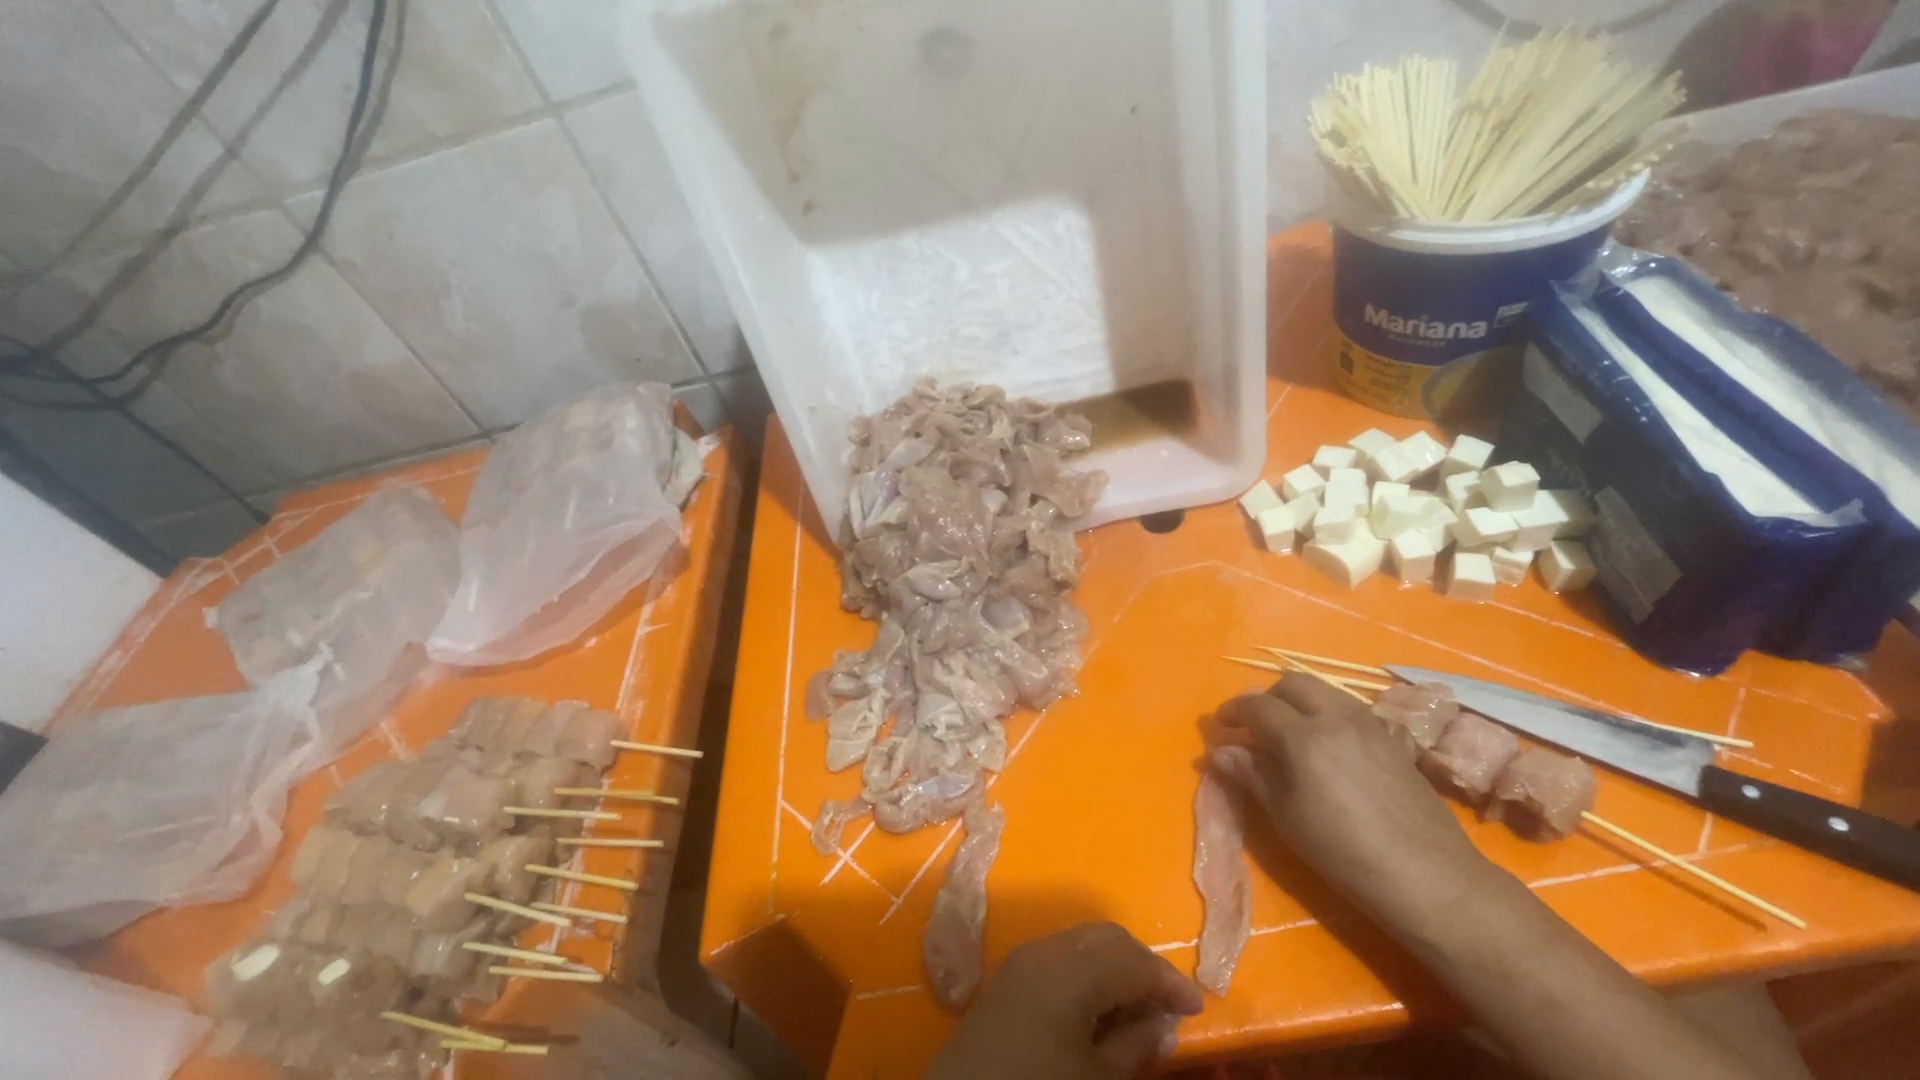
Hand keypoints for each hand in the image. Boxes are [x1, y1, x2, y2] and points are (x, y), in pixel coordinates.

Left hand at [925, 922, 1204, 1079]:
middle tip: (1167, 1005)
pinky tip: (1098, 1009)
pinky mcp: (1005, 979)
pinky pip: (1057, 958)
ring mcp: (1020, 961)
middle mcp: (1045, 951)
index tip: (1198, 1009)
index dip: (1170, 982)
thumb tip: (1162, 1024)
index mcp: (1072, 970)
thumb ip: (1135, 1046)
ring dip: (1114, 966)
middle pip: (1107, 938)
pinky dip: (1086, 972)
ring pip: (1081, 943)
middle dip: (1142, 965)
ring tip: (1136, 1009)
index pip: (1135, 961)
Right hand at [1208, 673, 1492, 929]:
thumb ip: (1252, 775)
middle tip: (1253, 725)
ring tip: (1288, 735)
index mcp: (1304, 735)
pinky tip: (1327, 749)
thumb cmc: (1342, 850)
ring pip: (1325, 692)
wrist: (1427, 874)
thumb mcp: (1287, 816)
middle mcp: (1337, 717)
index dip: (1234, 711)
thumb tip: (1220, 751)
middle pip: (1294, 684)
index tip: (1220, 726)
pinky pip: (1350, 710)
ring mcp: (1371, 725)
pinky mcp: (1393, 740)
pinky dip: (1326, 715)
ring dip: (1299, 702)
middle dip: (1267, 697)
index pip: (1259, 706)